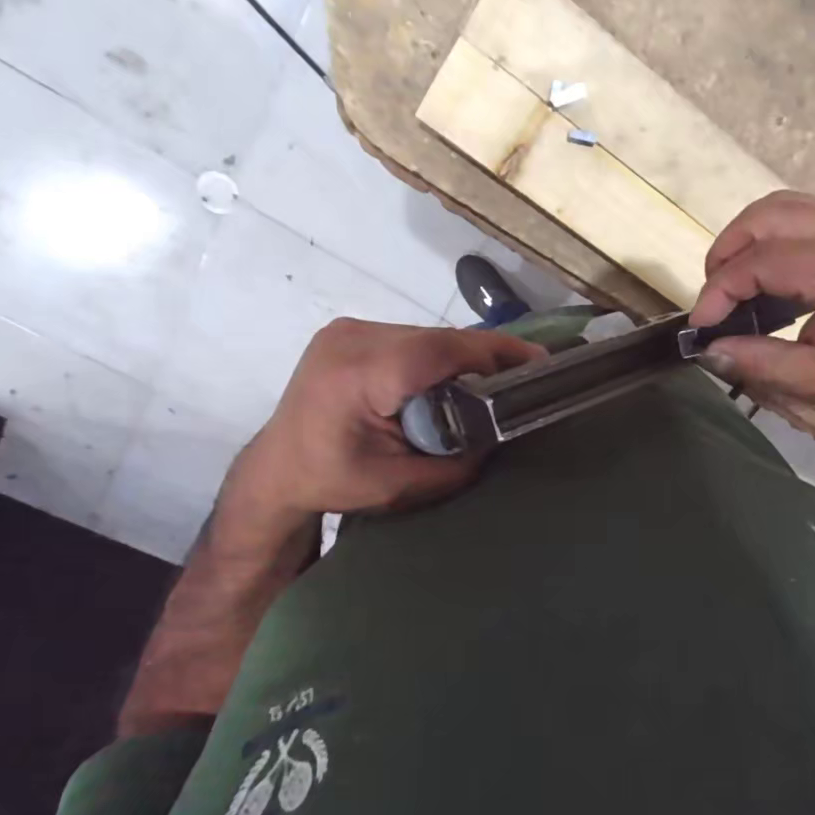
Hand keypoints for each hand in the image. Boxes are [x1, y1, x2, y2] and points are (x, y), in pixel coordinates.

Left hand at [216, 319, 544, 547]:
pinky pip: (409, 338)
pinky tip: (450, 379)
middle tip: (523, 380)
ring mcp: (346, 329)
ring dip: (458, 358)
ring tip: (491, 383)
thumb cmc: (331, 482)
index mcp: (357, 375)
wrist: (276, 469)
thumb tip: (502, 435)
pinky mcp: (348, 331)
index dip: (493, 351)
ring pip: (425, 336)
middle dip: (483, 358)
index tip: (538, 362)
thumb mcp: (399, 484)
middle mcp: (351, 338)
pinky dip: (435, 357)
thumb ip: (455, 461)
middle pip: (436, 339)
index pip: (438, 350)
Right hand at [689, 191, 814, 427]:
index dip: (720, 291)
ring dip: (746, 241)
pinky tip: (763, 280)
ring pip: (783, 209)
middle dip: (727, 253)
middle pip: (769, 215)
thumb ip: (763, 363)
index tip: (700, 327)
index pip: (764, 260)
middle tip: (713, 302)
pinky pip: (801, 220)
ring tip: (730, 287)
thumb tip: (709, 349)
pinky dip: (768, 242)